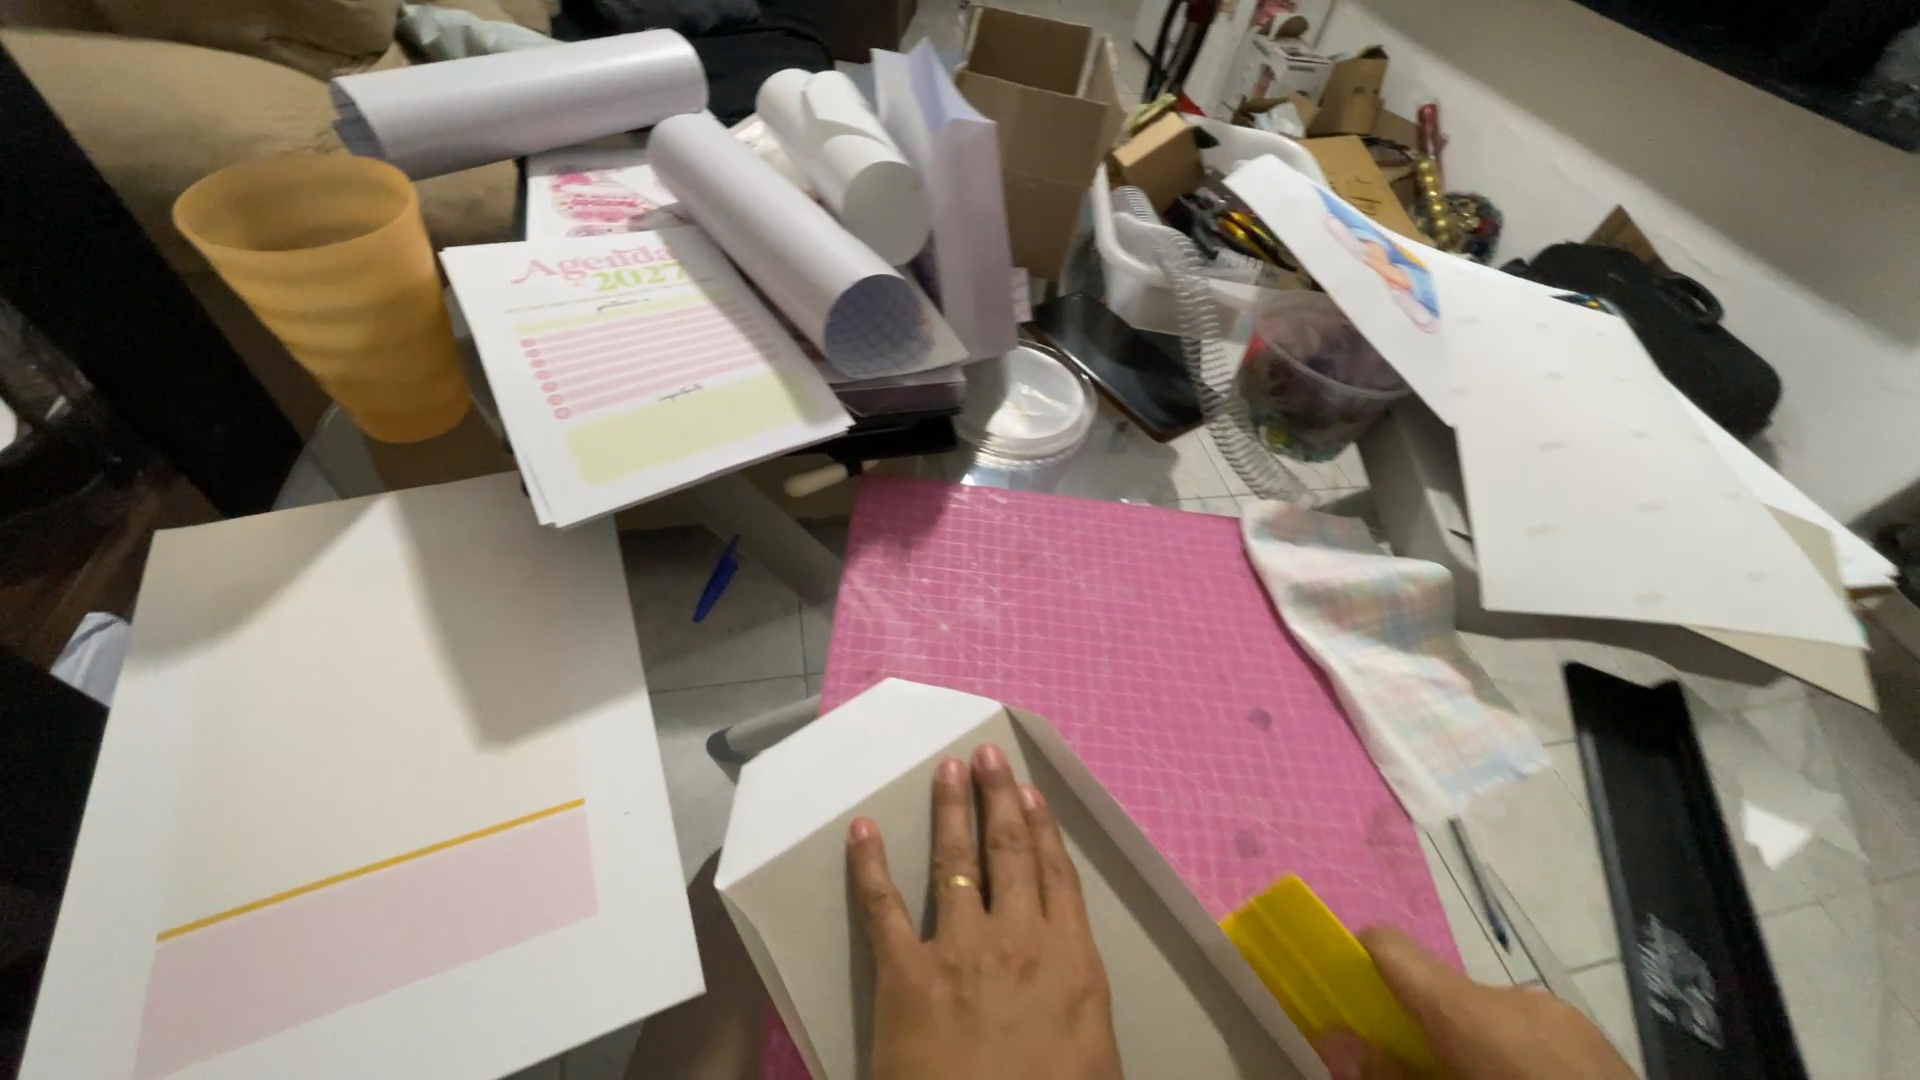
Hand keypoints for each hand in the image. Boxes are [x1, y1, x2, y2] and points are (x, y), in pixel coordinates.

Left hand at [846, 744, 1123, 1079]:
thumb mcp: (1094, 1054)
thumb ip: (1082, 998)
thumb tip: (1072, 967)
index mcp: (1071, 959)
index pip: (1056, 875)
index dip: (1042, 827)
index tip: (1030, 789)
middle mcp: (1018, 939)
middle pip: (1008, 852)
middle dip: (997, 797)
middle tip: (985, 755)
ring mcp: (960, 950)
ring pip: (955, 861)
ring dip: (951, 811)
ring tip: (947, 770)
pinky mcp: (906, 974)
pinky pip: (884, 908)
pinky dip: (870, 865)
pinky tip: (863, 830)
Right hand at [1314, 926, 1637, 1079]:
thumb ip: (1388, 1074)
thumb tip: (1331, 1036)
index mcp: (1467, 1011)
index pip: (1388, 945)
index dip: (1361, 961)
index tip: (1351, 997)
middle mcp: (1511, 997)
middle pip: (1440, 989)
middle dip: (1426, 1028)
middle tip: (1430, 1073)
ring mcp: (1563, 1017)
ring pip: (1490, 1014)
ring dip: (1478, 1047)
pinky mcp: (1601, 1041)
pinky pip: (1536, 1033)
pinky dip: (1521, 1058)